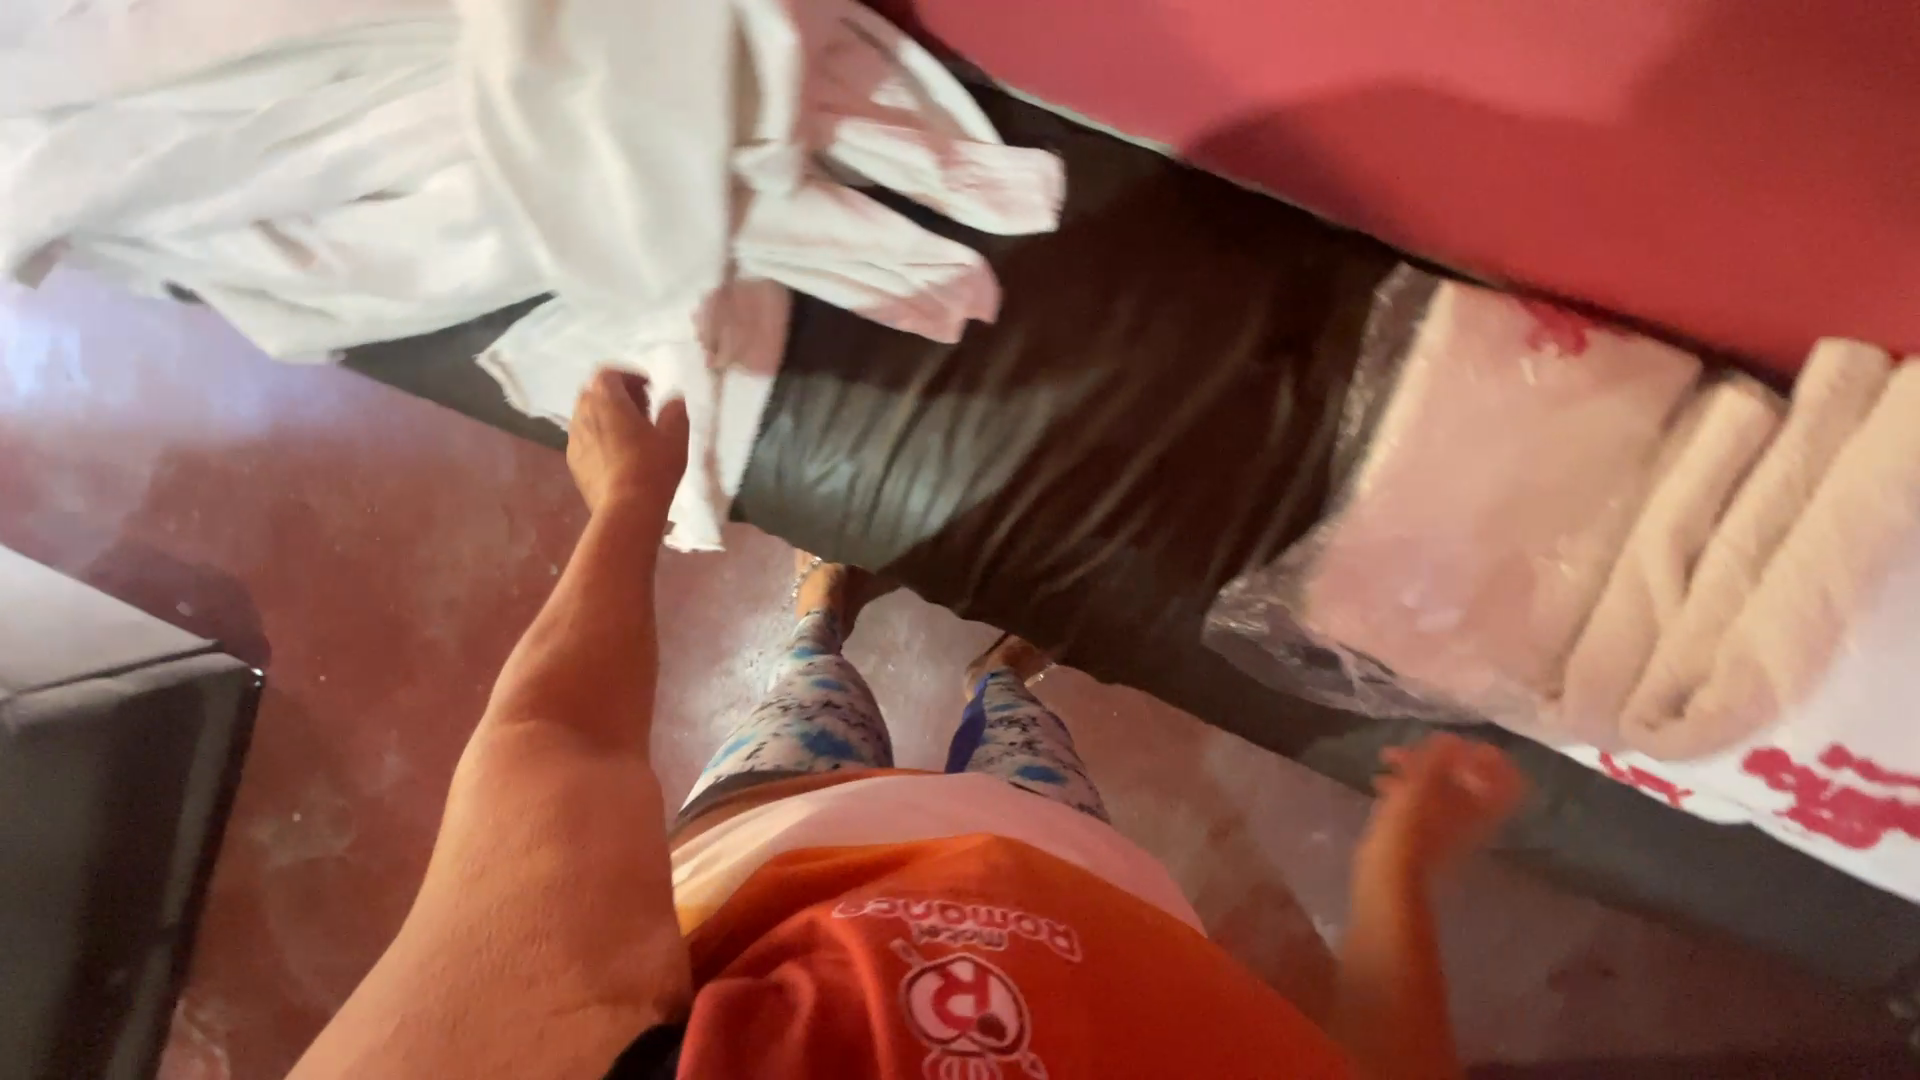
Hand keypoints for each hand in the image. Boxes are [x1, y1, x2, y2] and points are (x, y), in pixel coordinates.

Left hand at [566, 370, 688, 517]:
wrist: (626, 509)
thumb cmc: (653, 467)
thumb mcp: (675, 436)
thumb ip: (674, 411)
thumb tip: (673, 399)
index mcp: (608, 401)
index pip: (608, 373)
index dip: (629, 376)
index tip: (649, 389)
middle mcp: (584, 413)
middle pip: (594, 392)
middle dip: (616, 395)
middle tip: (641, 409)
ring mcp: (574, 438)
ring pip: (587, 415)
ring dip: (606, 416)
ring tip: (630, 433)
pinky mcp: (573, 461)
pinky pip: (585, 438)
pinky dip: (599, 437)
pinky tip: (618, 455)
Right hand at [1358, 734, 1526, 880]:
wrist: (1389, 872)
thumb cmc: (1410, 826)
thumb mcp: (1422, 785)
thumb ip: (1439, 759)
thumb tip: (1452, 737)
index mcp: (1482, 806)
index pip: (1508, 779)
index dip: (1490, 757)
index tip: (1463, 744)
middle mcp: (1473, 815)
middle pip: (1469, 777)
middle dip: (1441, 756)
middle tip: (1415, 745)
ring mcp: (1449, 824)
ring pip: (1442, 786)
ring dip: (1419, 768)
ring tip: (1388, 757)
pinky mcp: (1426, 831)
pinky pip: (1423, 800)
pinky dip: (1407, 785)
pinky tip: (1381, 781)